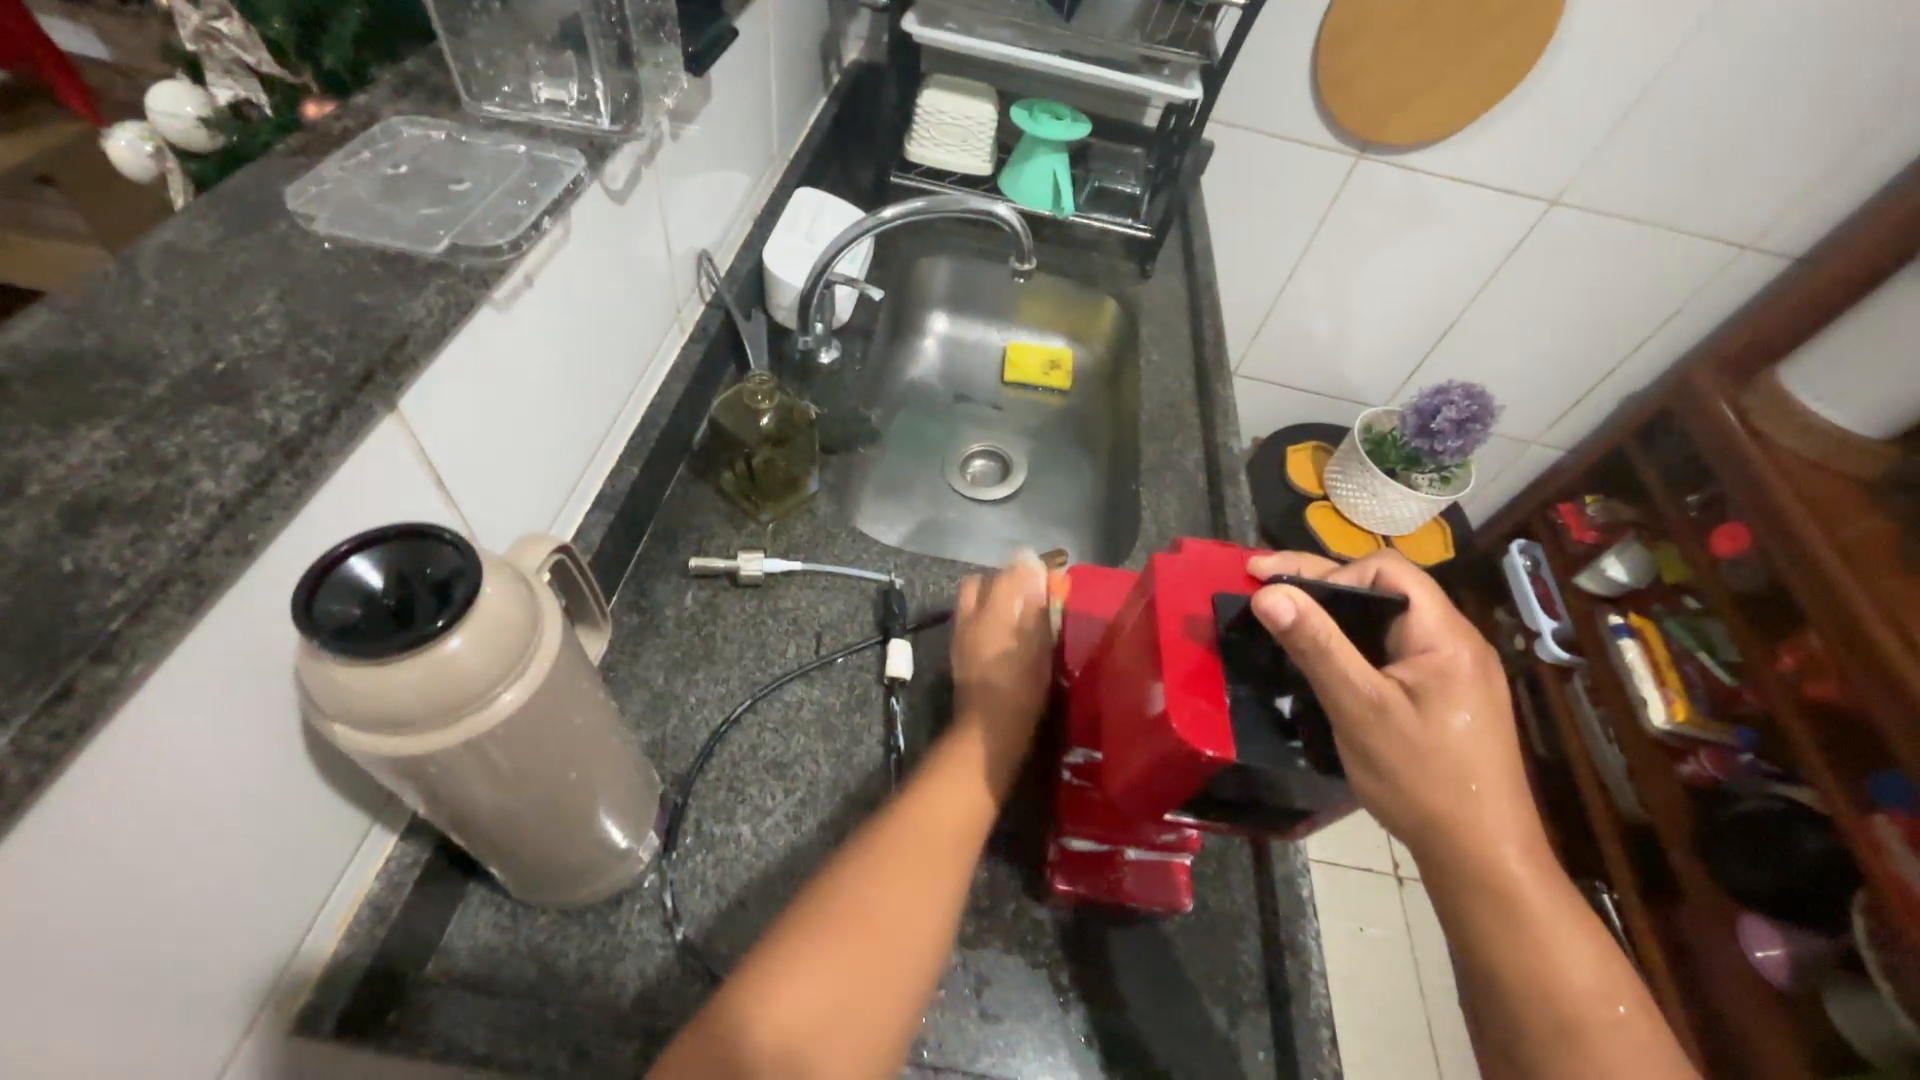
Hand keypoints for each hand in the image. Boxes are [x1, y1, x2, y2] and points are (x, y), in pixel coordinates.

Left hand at [950, 553, 1052, 793]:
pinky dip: (982, 617)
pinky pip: (968, 620)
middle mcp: (971, 617)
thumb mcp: (1038, 647)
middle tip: (1025, 592)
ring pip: (970, 600)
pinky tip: (1001, 635)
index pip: (1007, 573)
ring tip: (1013, 613)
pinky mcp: (957, 652)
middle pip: (979, 582)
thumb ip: (1035, 606)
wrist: (989, 729)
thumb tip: (1034, 569)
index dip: (1026, 568)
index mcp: (994, 612)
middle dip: (1001, 580)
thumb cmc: (1021, 689)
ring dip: (989, 598)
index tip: (1044, 572)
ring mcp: (960, 635)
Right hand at [1247, 550, 1545, 876]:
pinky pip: (1395, 650)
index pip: (1387, 570)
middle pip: (1387, 591)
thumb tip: (1269, 593)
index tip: (1280, 591)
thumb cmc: (1420, 778)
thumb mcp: (1359, 709)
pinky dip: (1355, 643)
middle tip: (1262, 585)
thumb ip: (1317, 646)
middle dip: (1322, 585)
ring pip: (1389, 621)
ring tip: (1285, 617)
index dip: (1330, 572)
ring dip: (1337, 614)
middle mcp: (1456, 642)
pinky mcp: (1448, 696)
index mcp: (1445, 635)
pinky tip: (1327, 658)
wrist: (1481, 854)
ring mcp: (1455, 671)